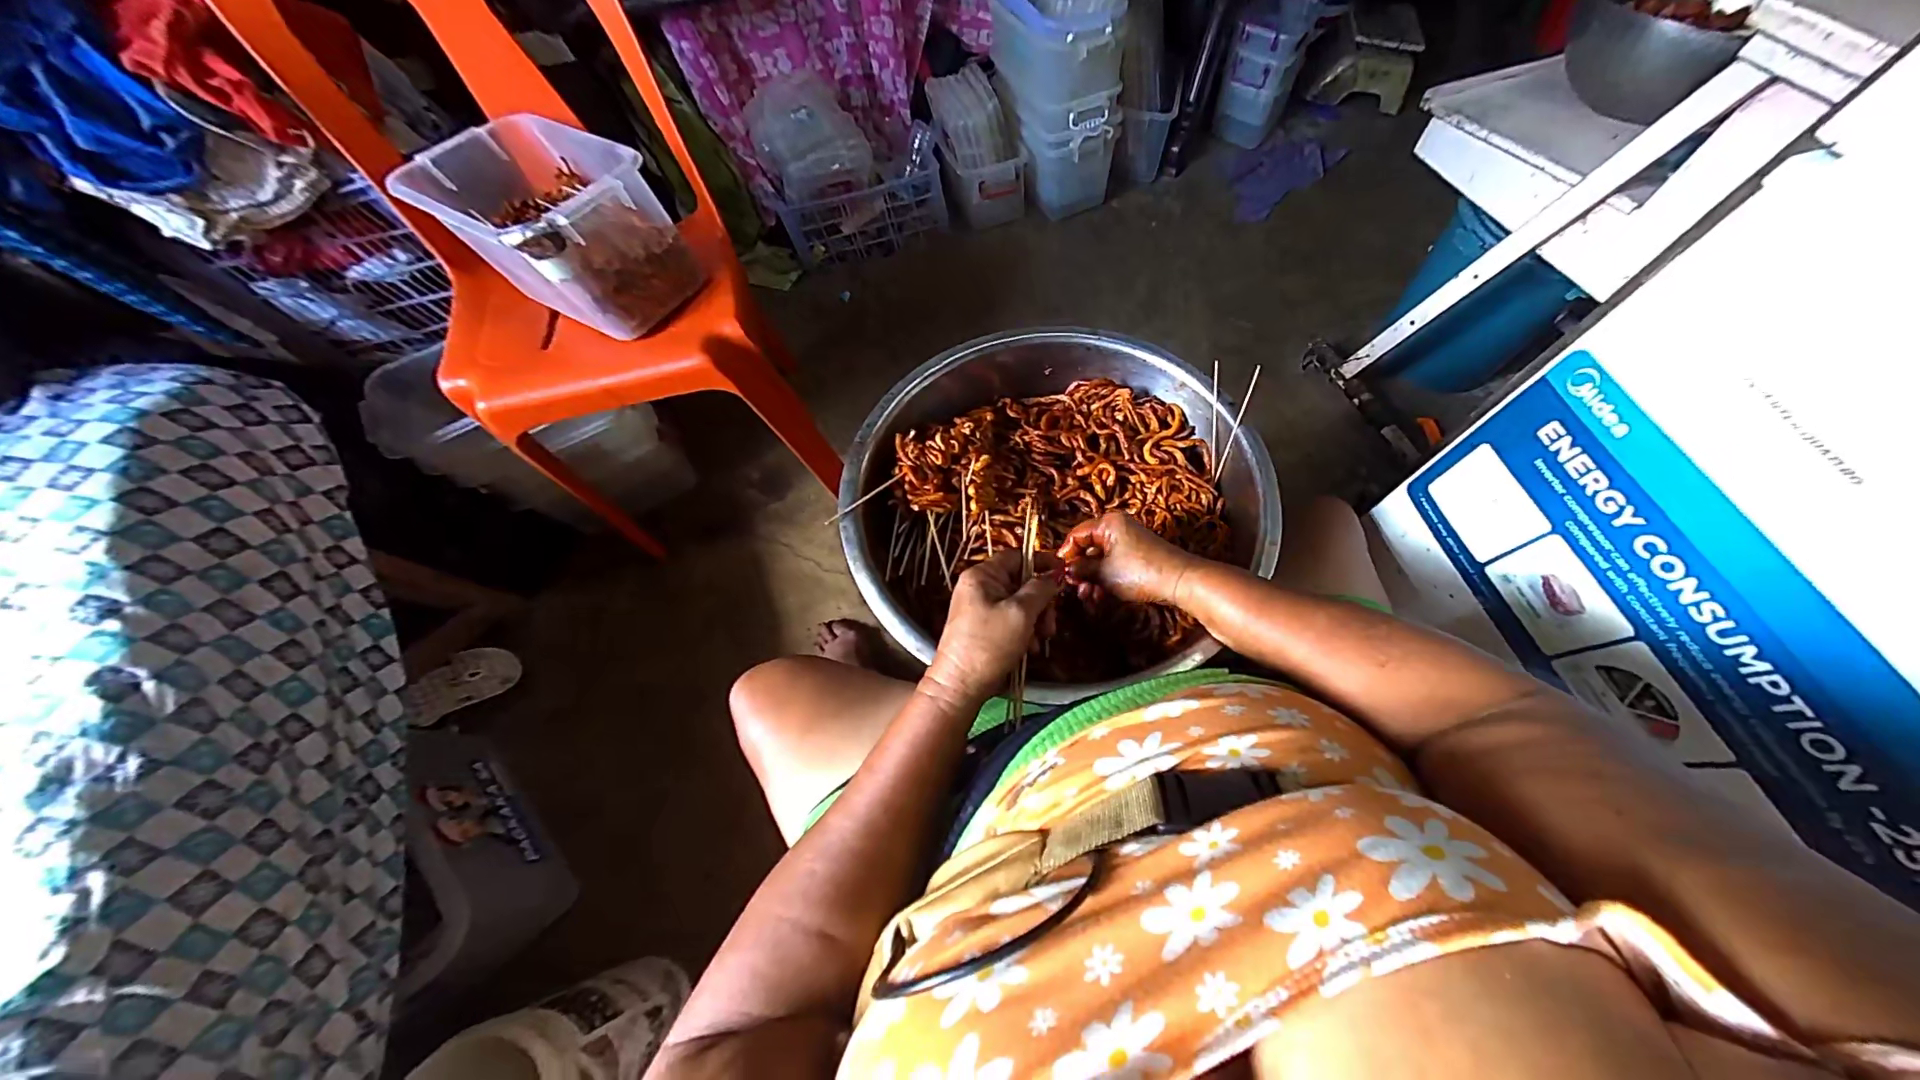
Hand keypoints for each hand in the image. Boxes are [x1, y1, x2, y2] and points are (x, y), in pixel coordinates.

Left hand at [922, 549, 1062, 704]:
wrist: (960, 685)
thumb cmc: (988, 645)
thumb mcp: (1021, 614)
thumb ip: (1040, 589)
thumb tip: (1055, 573)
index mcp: (981, 576)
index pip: (1016, 556)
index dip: (1042, 561)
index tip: (1063, 571)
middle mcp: (978, 587)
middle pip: (1021, 582)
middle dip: (1041, 601)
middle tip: (1050, 622)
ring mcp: (979, 607)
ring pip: (1019, 603)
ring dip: (1036, 620)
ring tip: (1040, 640)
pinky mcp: (983, 627)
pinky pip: (1011, 620)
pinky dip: (1024, 631)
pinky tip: (1029, 648)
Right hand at [1057, 512, 1200, 607]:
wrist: (1177, 581)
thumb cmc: (1139, 571)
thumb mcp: (1103, 572)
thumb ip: (1081, 569)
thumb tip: (1066, 570)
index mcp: (1107, 523)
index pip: (1076, 535)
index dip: (1065, 555)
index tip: (1059, 573)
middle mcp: (1116, 528)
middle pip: (1087, 548)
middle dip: (1080, 571)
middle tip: (1075, 587)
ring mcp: (1127, 542)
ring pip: (1099, 560)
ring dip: (1091, 579)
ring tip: (1089, 595)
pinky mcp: (1135, 557)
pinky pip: (1112, 566)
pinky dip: (1104, 580)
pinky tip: (1101, 596)